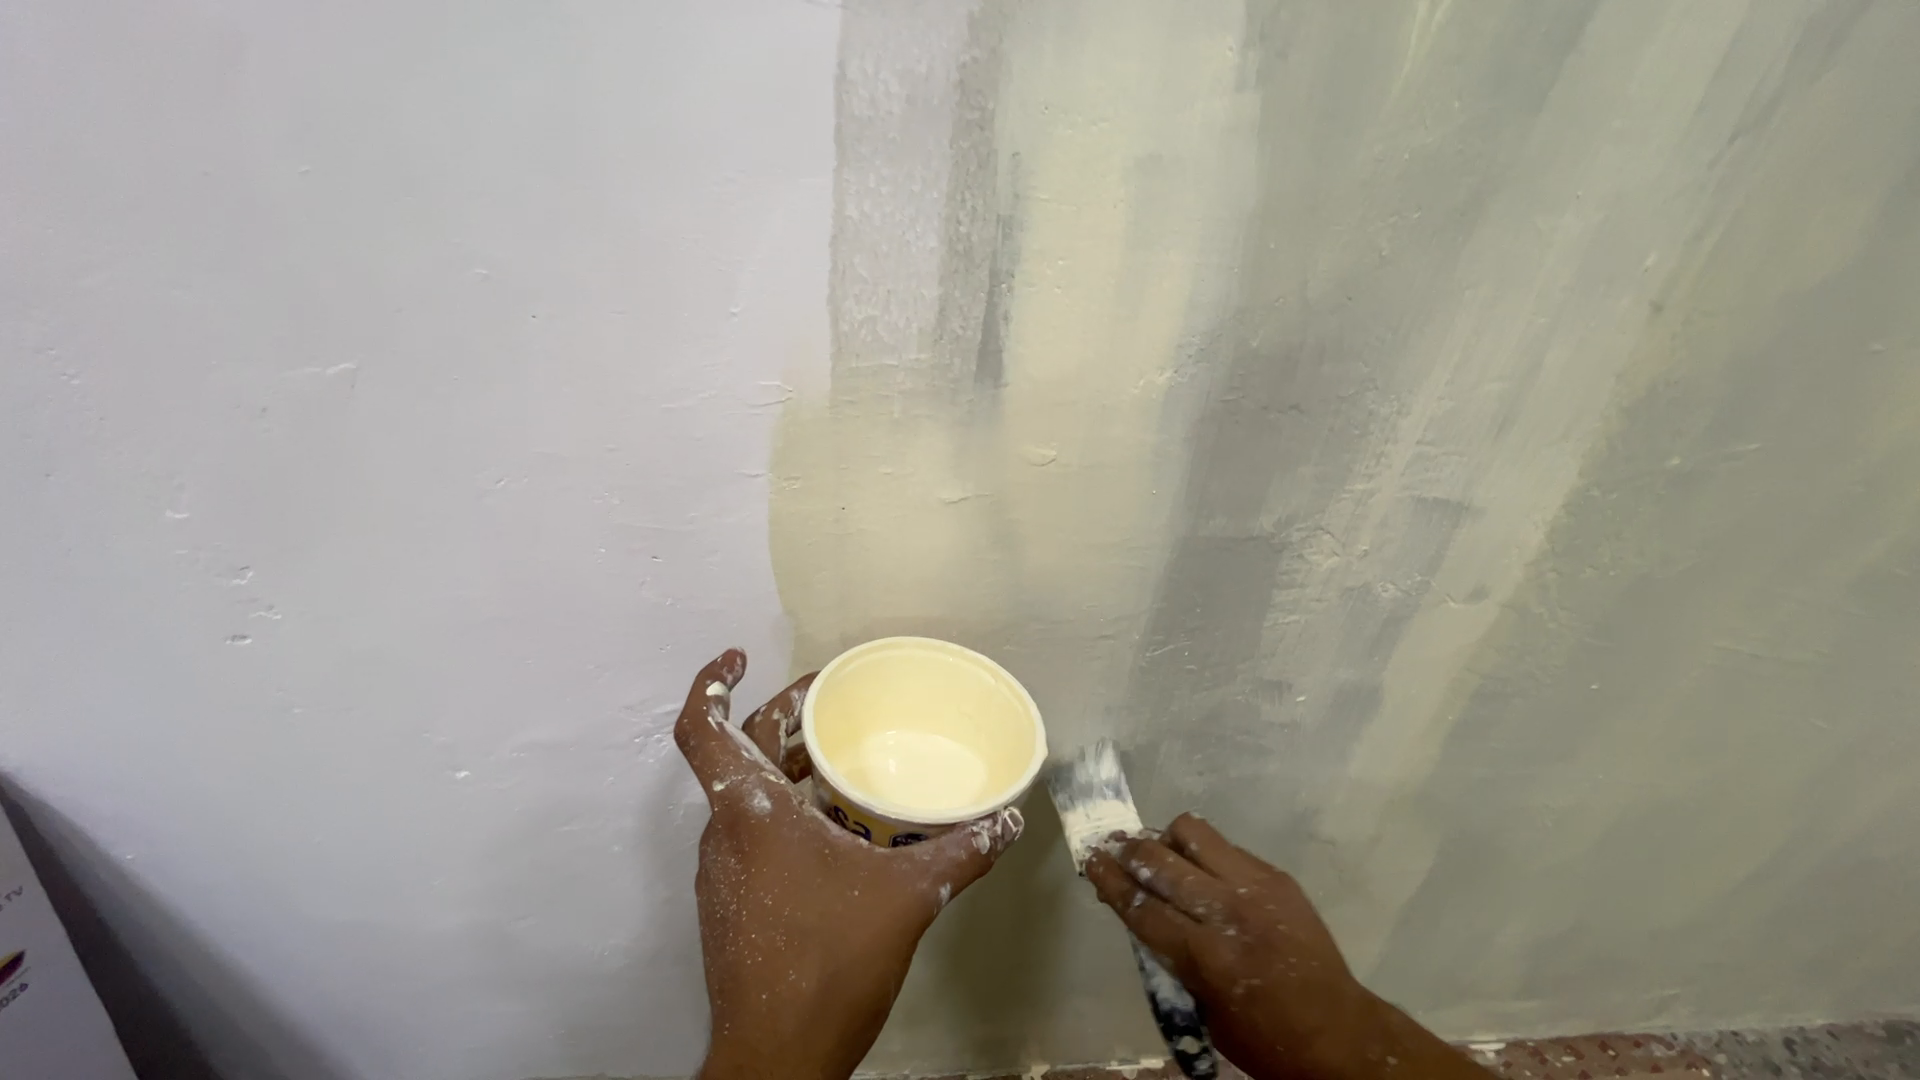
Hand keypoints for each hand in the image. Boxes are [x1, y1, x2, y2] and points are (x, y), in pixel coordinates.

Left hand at [676, 649, 1024, 1079]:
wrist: (776, 1060)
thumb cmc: (831, 962)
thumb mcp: (909, 898)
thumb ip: (963, 853)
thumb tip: (1011, 821)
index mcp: (750, 811)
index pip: (706, 729)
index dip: (714, 683)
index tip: (738, 656)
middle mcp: (725, 831)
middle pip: (741, 752)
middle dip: (782, 717)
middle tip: (828, 698)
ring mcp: (723, 869)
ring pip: (747, 794)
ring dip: (788, 766)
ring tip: (840, 755)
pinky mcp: (732, 900)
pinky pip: (754, 831)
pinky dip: (788, 808)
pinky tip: (837, 823)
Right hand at [1086, 813, 1489, 1079]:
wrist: (1341, 1035)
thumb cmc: (1262, 1037)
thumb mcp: (1202, 1008)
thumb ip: (1169, 954)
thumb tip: (1138, 908)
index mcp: (1206, 956)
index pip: (1142, 904)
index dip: (1110, 878)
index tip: (1090, 858)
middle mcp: (1228, 912)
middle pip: (1160, 861)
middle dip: (1129, 851)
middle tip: (1113, 847)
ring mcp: (1256, 887)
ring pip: (1194, 833)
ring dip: (1169, 841)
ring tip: (1163, 856)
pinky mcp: (1277, 876)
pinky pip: (1226, 846)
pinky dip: (1205, 854)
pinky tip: (1204, 873)